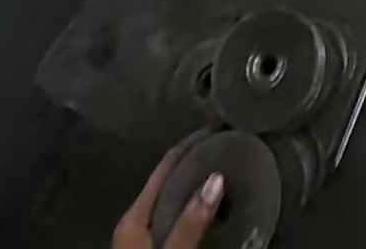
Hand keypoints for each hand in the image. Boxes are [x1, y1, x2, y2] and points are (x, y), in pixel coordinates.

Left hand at [112, 134, 224, 248]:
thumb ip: (191, 222)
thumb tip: (217, 175)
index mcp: (133, 218)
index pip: (166, 165)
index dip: (192, 144)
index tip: (221, 127)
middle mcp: (136, 222)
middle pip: (171, 181)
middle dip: (199, 164)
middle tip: (232, 148)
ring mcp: (144, 240)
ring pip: (176, 201)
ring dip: (199, 188)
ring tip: (230, 172)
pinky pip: (179, 218)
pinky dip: (196, 209)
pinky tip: (216, 210)